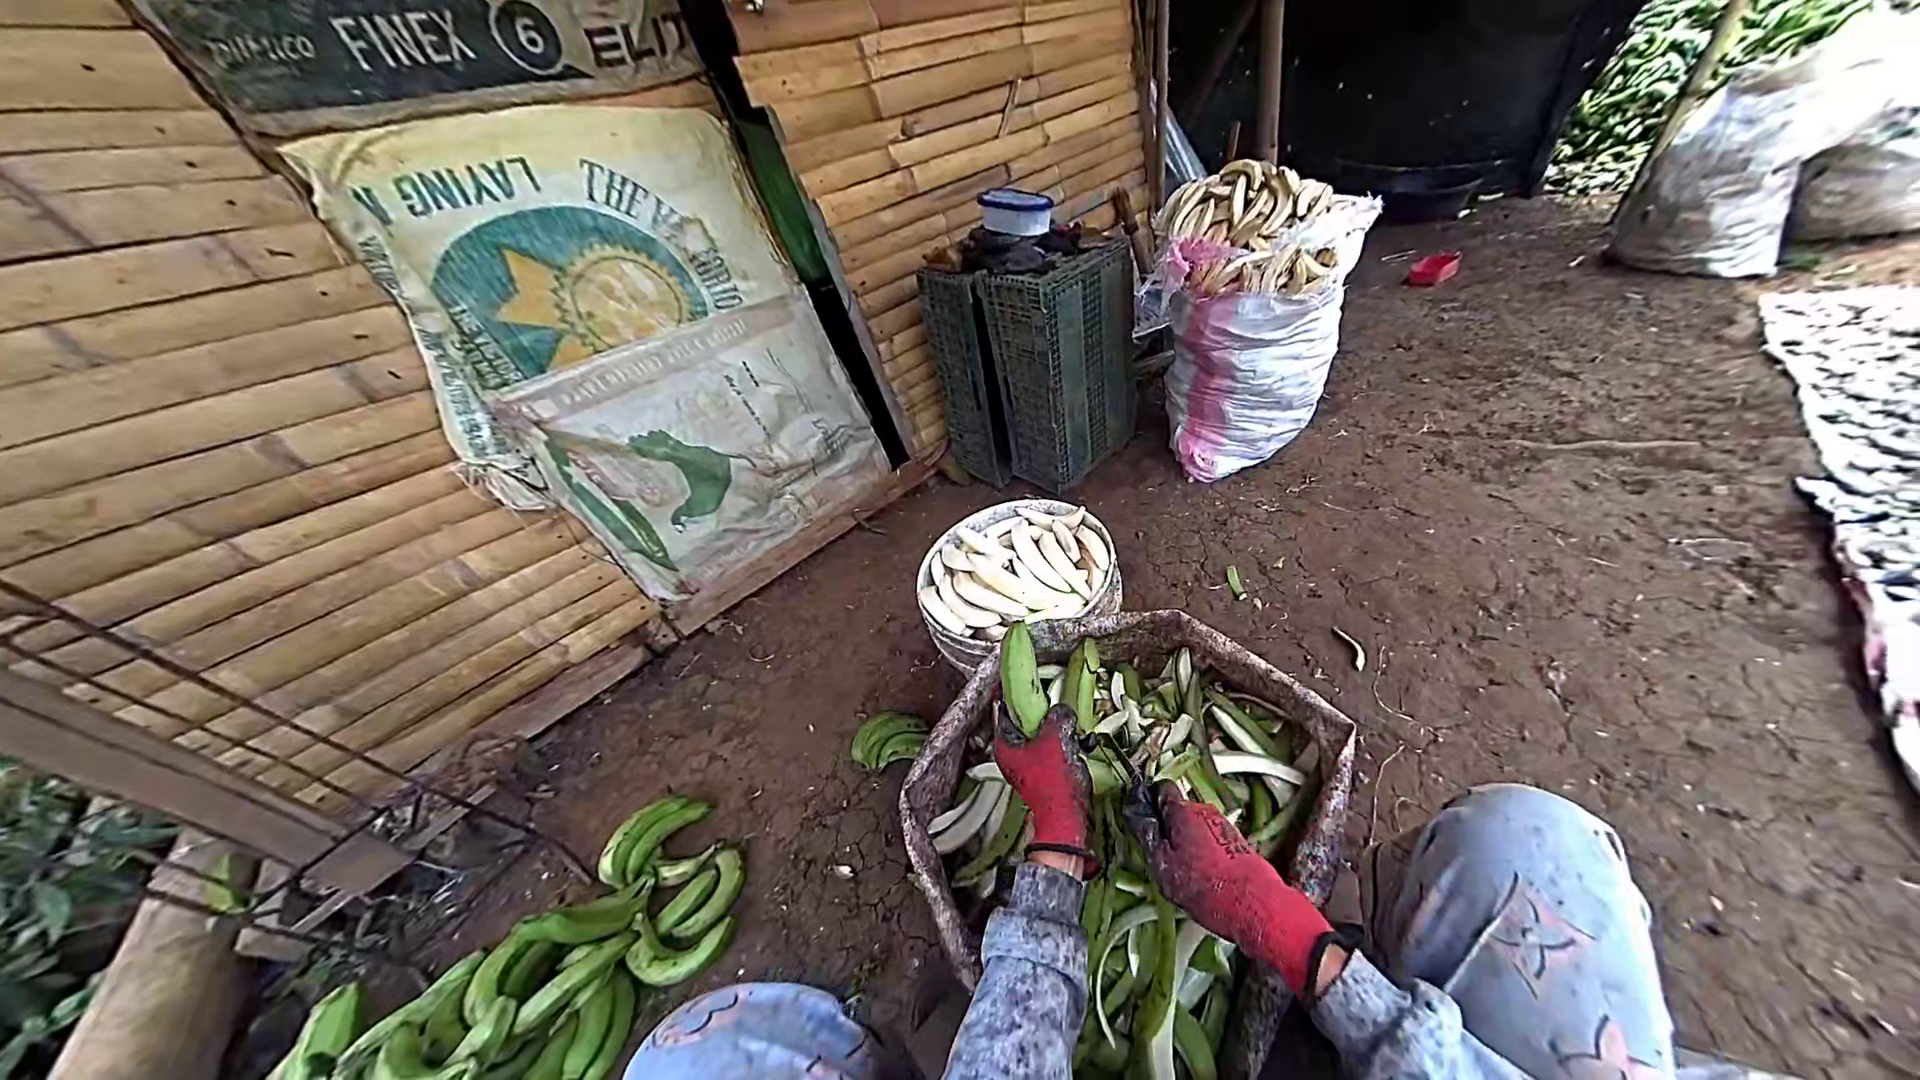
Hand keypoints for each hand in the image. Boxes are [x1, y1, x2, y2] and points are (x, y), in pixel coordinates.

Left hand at [992, 702, 1092, 877]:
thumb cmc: (1055, 785)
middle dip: (1037, 709)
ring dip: (1051, 727)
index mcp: (1005, 744)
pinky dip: (1057, 741)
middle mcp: (1009, 753)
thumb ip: (1058, 716)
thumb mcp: (1057, 739)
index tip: (1017, 673)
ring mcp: (1024, 764)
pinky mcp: (1039, 772)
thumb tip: (1061, 709)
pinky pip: (1046, 746)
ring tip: (1065, 726)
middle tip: (1050, 699)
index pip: (1002, 706)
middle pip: (1020, 718)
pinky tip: (1071, 743)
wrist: (1066, 821)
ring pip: (1035, 733)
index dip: (1010, 687)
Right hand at [1125, 781, 1336, 995]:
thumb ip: (1146, 834)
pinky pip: (1210, 838)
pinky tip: (1204, 874)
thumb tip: (1135, 811)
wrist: (1257, 907)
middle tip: (1163, 853)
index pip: (1160, 789)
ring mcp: (1222, 824)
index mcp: (1181, 810)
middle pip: (1178, 809)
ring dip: (1187, 839)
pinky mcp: (1237, 840)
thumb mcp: (1162, 864)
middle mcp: (1203, 810)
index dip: (1149, 800)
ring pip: (1194, 825)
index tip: (1143, 818)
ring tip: (1186, 870)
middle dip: (1169, 826)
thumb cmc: (1204, 886)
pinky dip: (1204, 850)